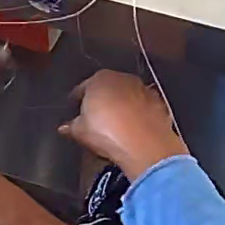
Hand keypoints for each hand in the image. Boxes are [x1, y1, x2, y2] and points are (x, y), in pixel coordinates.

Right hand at [59, 70, 187, 179]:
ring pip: (127, 96)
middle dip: (101, 100)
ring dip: (121, 106)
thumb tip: (64, 127)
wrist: (146, 145)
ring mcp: (144, 90)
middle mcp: (123, 78)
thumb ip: (71, 126)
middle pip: (107, 88)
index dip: (77, 100)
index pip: (83, 87)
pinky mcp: (161, 105)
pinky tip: (132, 130)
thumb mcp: (79, 131)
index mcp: (99, 79)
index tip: (74, 110)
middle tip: (94, 118)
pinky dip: (137, 115)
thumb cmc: (105, 132)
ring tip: (114, 125)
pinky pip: (142, 108)